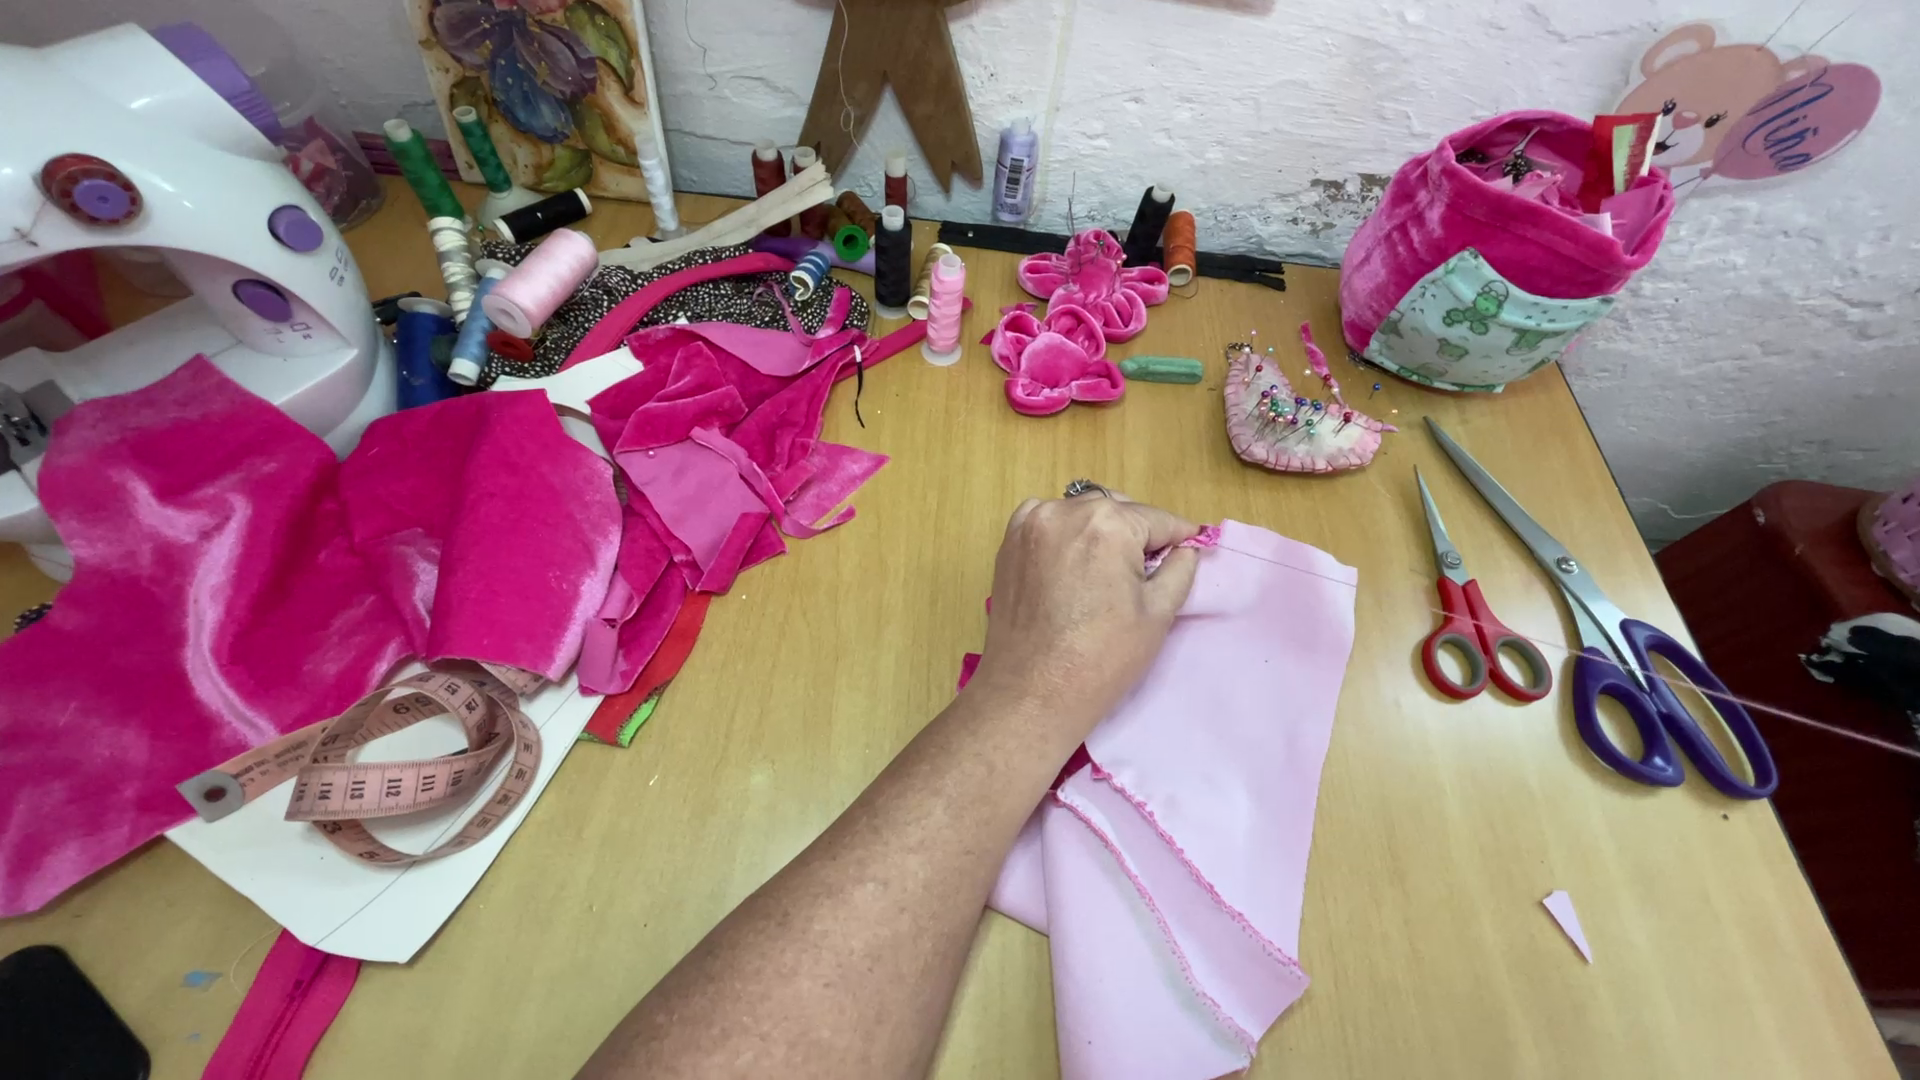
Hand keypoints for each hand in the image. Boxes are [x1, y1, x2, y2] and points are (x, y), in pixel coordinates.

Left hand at [965, 493, 1200, 741]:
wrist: (1032, 690)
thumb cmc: (1102, 657)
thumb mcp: (1157, 614)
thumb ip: (1178, 569)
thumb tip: (1184, 548)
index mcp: (1108, 524)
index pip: (1156, 519)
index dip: (1177, 536)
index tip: (1190, 545)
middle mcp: (1065, 511)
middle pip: (1116, 509)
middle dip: (1136, 532)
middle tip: (1147, 568)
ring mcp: (1031, 524)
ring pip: (1080, 512)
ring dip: (1099, 528)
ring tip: (1107, 568)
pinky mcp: (1008, 543)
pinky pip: (1046, 521)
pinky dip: (1063, 531)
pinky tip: (1071, 560)